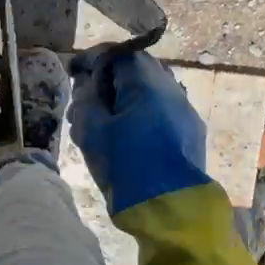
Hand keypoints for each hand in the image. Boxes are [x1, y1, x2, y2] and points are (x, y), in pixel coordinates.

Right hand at [68, 49, 211, 214]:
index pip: (118, 54)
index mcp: (147, 83)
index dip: (92, 59)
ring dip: (126, 95)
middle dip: (109, 78)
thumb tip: (89, 85)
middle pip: (137, 68)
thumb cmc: (126, 166)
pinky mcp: (191, 132)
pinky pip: (162, 108)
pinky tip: (128, 133)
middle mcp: (172, 88)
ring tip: (105, 118)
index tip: (73, 71)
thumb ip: (86, 100)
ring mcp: (185, 110)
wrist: (170, 211)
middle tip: (86, 97)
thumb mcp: (92, 131)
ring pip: (151, 89)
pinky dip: (142, 111)